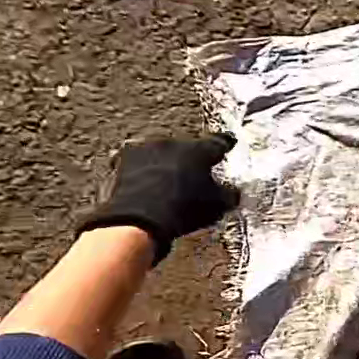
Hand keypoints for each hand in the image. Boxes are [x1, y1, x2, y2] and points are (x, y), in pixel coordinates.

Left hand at [77, 134, 237, 262]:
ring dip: (164, 163)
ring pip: (160, 153)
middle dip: (189, 159)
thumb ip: (228, 196)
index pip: (217, 143)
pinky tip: (141, 184)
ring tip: (165, 183)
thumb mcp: (216, 206)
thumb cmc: (184, 209)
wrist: (139, 217)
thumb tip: (234, 193)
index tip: (228, 144)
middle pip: (186, 148)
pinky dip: (140, 171)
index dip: (224, 145)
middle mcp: (174, 142)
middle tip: (192, 174)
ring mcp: (146, 148)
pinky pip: (135, 163)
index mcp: (200, 149)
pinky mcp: (123, 159)